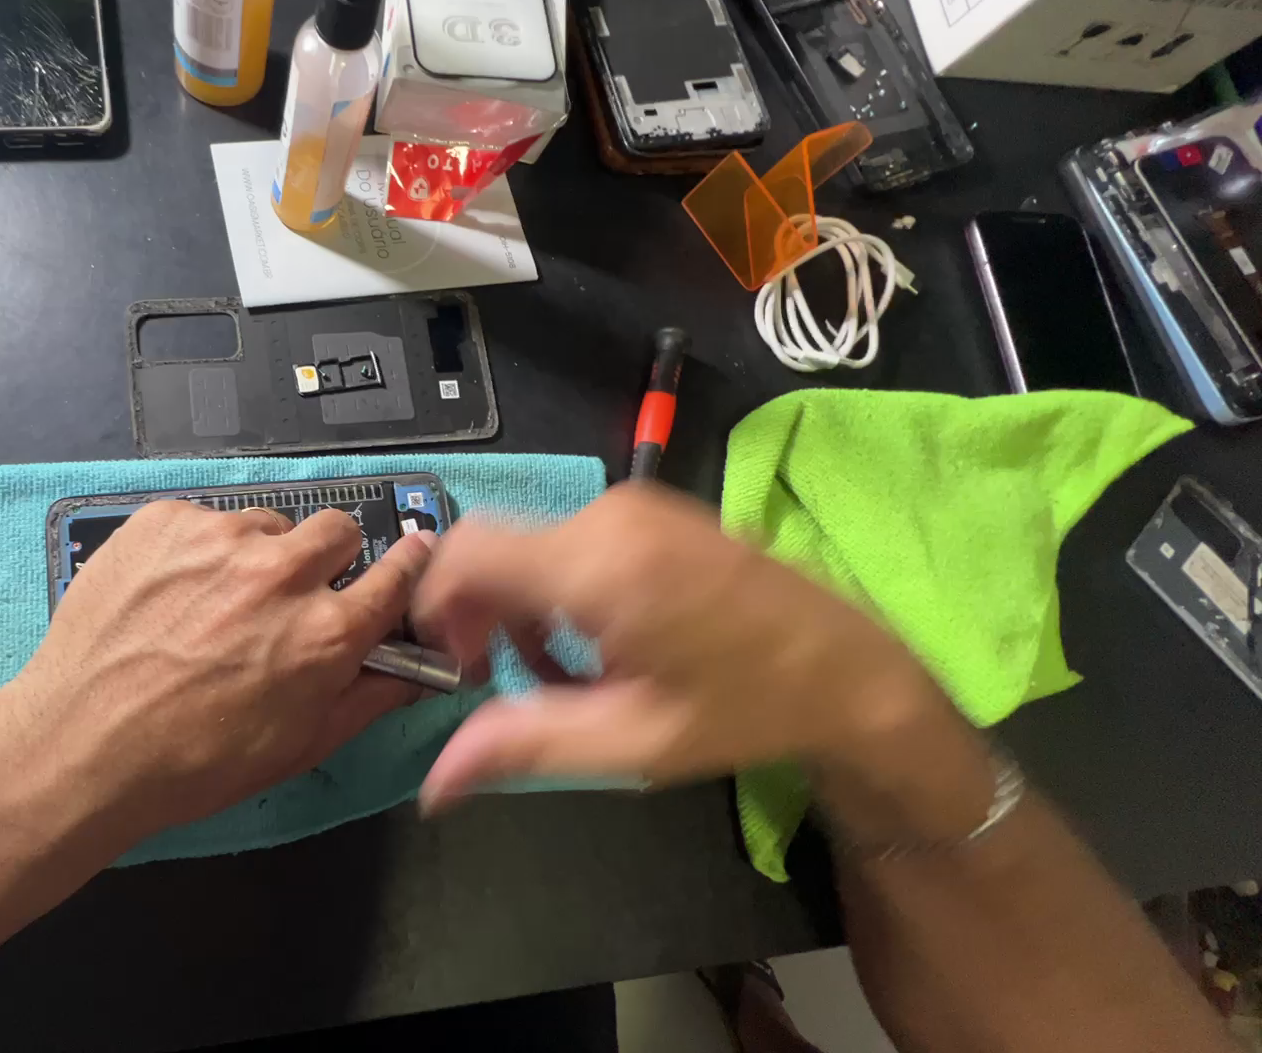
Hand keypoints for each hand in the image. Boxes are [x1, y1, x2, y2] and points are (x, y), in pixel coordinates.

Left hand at [1, 500, 433, 835]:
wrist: (82, 745)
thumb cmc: (195, 761)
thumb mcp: (299, 745)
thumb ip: (371, 698)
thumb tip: (417, 669)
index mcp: (325, 631)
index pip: (397, 574)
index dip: (408, 565)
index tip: (411, 555)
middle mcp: (281, 573)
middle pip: (337, 530)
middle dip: (326, 560)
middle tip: (290, 596)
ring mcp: (219, 537)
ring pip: (269, 524)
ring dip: (260, 554)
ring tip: (217, 600)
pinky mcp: (166, 520)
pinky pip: (208, 518)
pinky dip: (202, 548)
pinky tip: (173, 591)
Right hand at [410, 484, 969, 814]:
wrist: (855, 671)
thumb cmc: (746, 710)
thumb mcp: (632, 744)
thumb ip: (524, 747)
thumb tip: (435, 782)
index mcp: (599, 567)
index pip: (466, 554)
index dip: (436, 605)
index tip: (453, 663)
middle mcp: (606, 518)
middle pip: (487, 548)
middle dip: (473, 612)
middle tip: (496, 674)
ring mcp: (629, 506)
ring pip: (521, 546)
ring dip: (515, 606)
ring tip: (557, 669)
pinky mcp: (645, 511)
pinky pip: (559, 539)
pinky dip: (548, 586)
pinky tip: (588, 635)